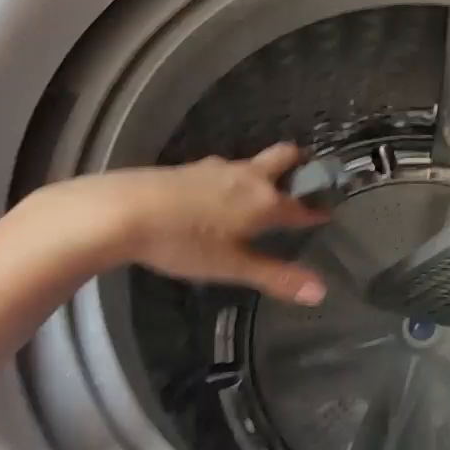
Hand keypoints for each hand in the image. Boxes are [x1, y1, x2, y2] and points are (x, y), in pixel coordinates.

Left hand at [66, 143, 328, 304]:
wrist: (122, 212)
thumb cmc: (184, 243)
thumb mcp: (233, 267)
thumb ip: (277, 277)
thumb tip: (321, 292)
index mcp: (264, 202)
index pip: (301, 205)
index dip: (317, 211)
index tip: (328, 213)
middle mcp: (247, 178)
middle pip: (283, 158)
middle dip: (298, 164)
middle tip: (306, 175)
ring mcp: (216, 169)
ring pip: (251, 163)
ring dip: (263, 172)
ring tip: (260, 192)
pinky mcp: (188, 169)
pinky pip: (222, 170)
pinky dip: (231, 179)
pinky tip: (217, 196)